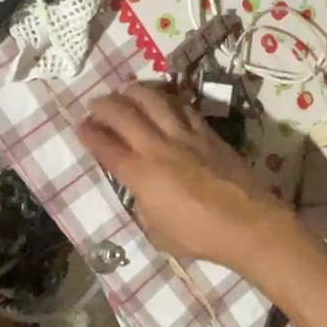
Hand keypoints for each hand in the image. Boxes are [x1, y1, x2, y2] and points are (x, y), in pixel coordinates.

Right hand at [77, 83, 298, 271]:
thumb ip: (143, 206)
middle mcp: (158, 148)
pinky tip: (163, 100)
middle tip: (95, 105)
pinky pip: (183, 108)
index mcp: (141, 175)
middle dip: (104, 106)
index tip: (80, 127)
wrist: (246, 225)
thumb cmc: (198, 236)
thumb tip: (141, 192)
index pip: (106, 148)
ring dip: (134, 92)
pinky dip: (168, 100)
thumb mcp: (157, 232)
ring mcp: (185, 137)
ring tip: (125, 90)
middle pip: (124, 115)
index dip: (89, 135)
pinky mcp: (208, 135)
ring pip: (154, 101)